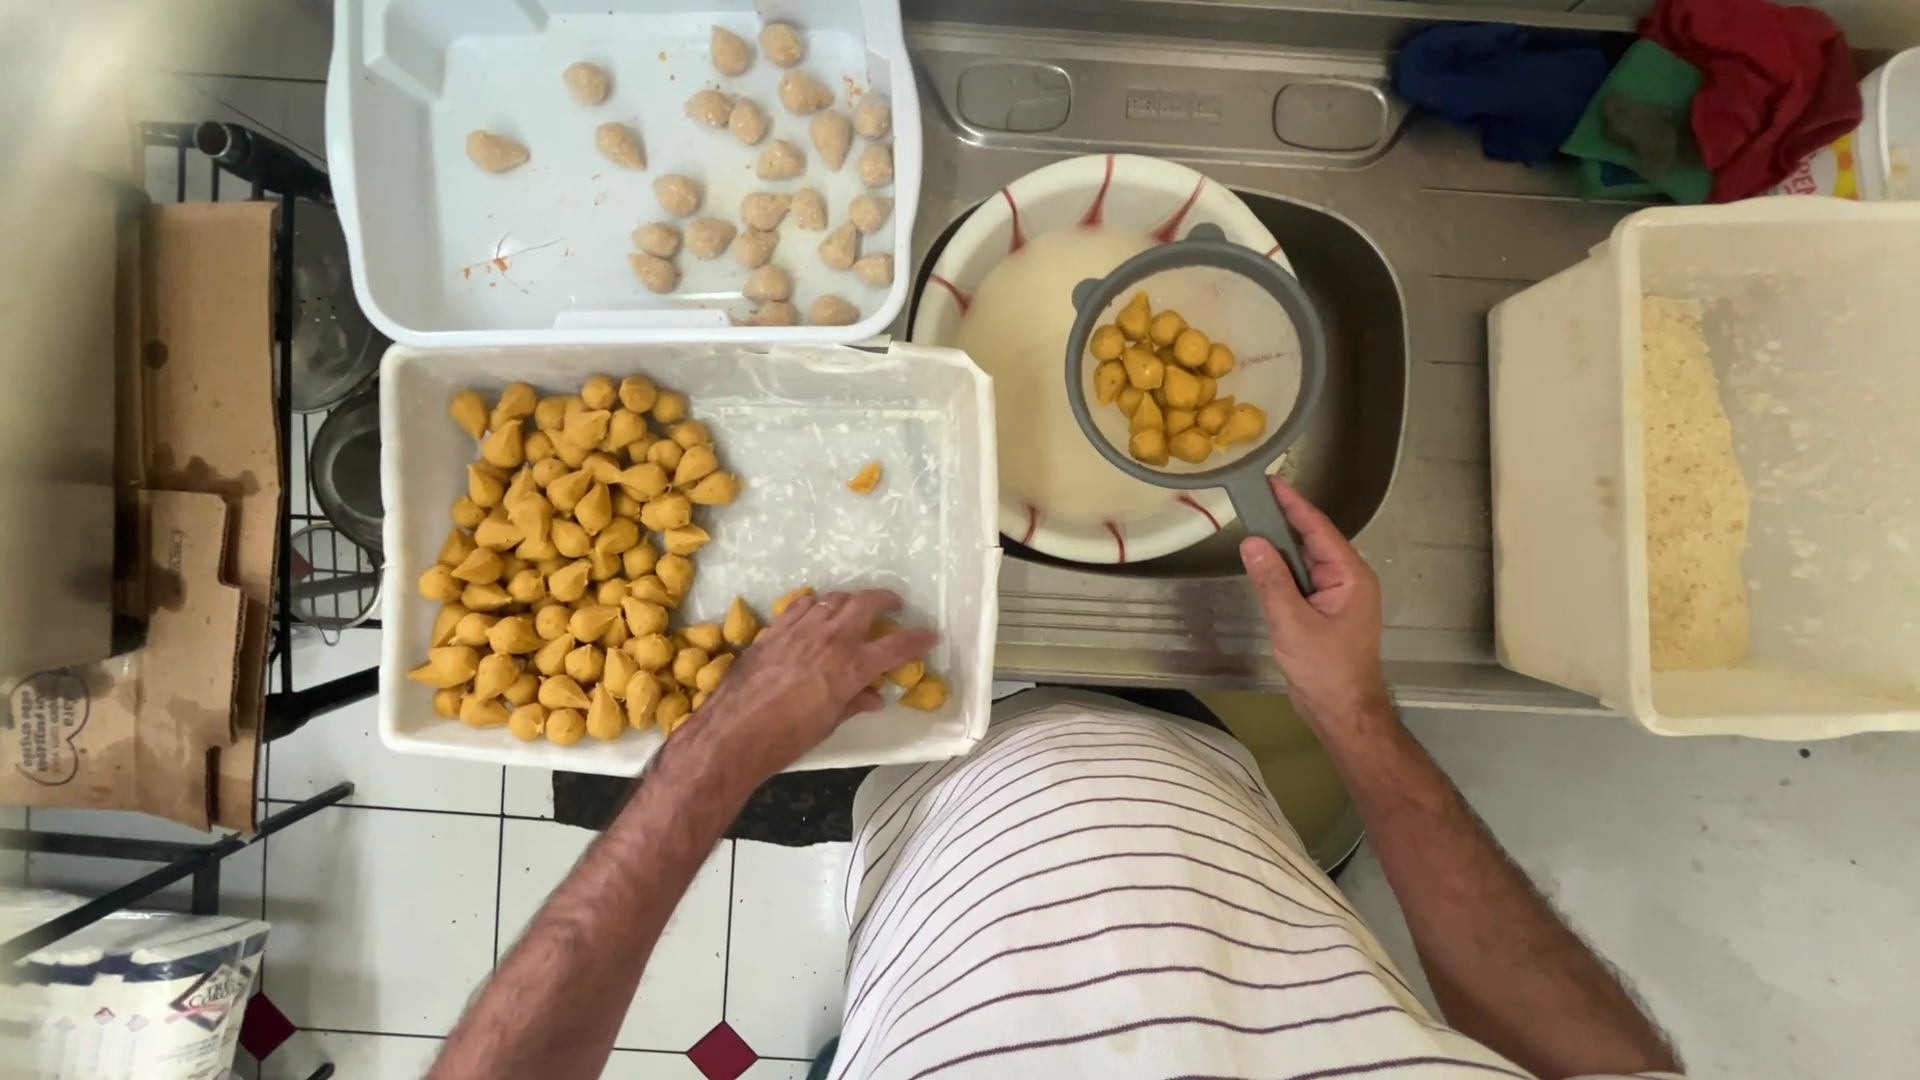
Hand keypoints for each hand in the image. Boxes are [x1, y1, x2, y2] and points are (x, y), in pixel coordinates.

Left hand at [695, 588, 938, 779]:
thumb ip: (854, 702)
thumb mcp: (828, 724)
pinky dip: (816, 603)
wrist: (732, 734)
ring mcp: (801, 629)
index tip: (931, 635)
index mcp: (851, 666)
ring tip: (856, 608)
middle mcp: (830, 639)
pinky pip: (802, 604)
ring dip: (851, 600)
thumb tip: (874, 696)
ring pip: (834, 598)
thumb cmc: (786, 738)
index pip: (896, 646)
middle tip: (895, 605)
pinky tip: (816, 610)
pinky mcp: (775, 629)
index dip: (918, 639)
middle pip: (867, 603)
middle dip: (886, 599)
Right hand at [1240, 478, 1389, 727]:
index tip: (1272, 482)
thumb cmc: (1325, 669)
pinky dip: (1282, 568)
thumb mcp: (1293, 623)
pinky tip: (1263, 563)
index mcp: (1350, 576)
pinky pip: (1301, 579)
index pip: (1318, 529)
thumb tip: (1253, 542)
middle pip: (1313, 540)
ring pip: (1305, 560)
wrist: (1342, 710)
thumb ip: (1272, 581)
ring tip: (1253, 521)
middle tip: (1254, 497)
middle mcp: (1347, 579)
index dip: (1294, 504)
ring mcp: (1337, 595)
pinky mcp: (1324, 610)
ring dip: (1281, 544)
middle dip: (1285, 518)